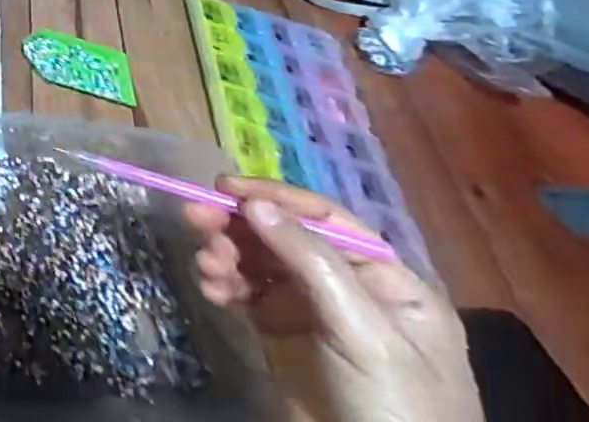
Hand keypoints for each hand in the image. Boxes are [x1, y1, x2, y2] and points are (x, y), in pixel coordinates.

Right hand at [185, 177, 481, 421]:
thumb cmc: (395, 406)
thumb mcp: (363, 332)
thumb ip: (310, 261)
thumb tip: (253, 202)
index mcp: (386, 280)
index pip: (324, 218)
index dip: (273, 196)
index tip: (222, 187)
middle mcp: (346, 286)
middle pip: (280, 234)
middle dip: (236, 224)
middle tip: (193, 217)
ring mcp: (310, 309)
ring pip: (256, 259)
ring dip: (225, 253)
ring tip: (206, 265)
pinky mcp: (278, 330)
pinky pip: (243, 291)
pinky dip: (223, 283)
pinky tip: (210, 289)